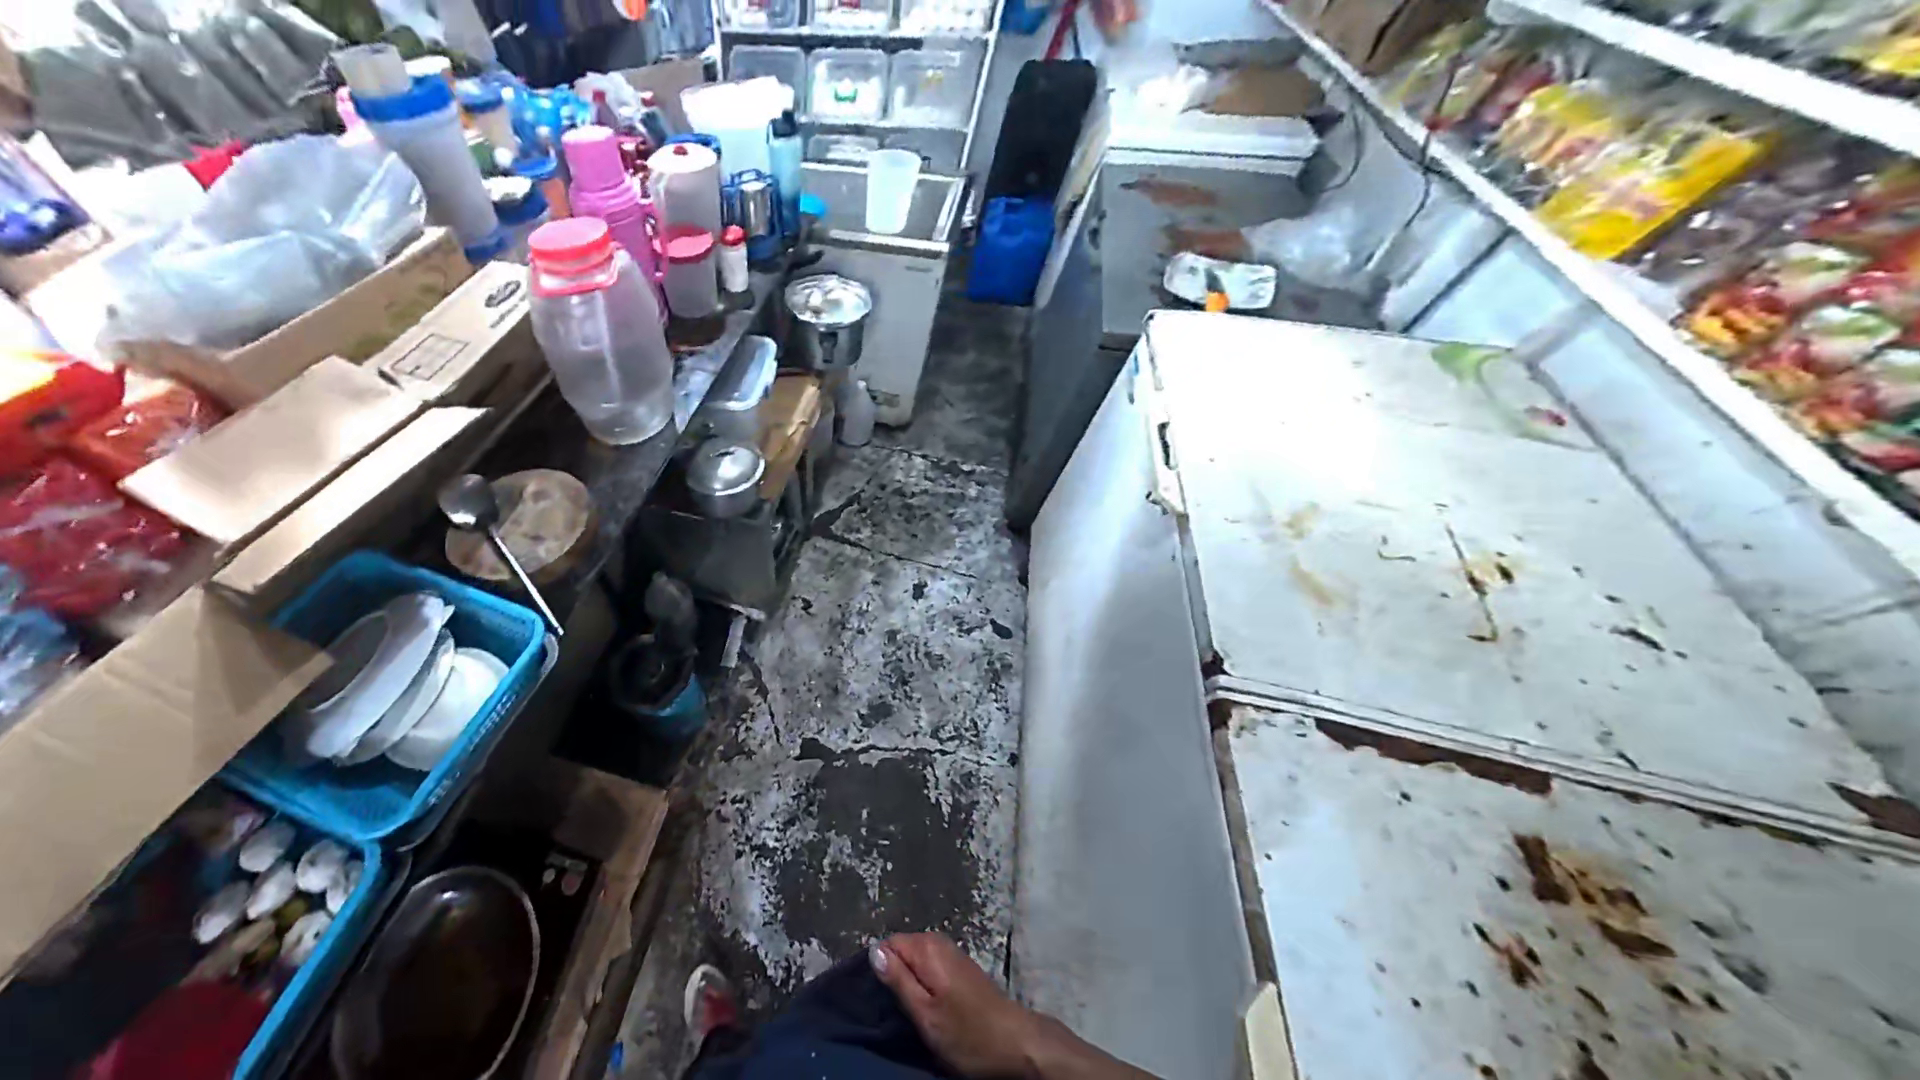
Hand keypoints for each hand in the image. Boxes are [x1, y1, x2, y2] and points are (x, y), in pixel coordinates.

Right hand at [869, 933, 1041, 1079]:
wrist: (1014, 1041)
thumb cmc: (966, 1032)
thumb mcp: (924, 1013)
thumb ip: (898, 979)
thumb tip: (873, 950)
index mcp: (926, 947)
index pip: (887, 943)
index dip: (878, 967)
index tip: (876, 997)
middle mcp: (938, 941)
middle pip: (901, 950)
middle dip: (893, 974)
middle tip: (892, 1008)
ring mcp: (952, 953)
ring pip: (916, 960)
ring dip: (909, 981)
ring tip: (908, 1010)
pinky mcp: (960, 968)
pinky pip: (930, 967)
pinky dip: (924, 984)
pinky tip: (927, 1006)